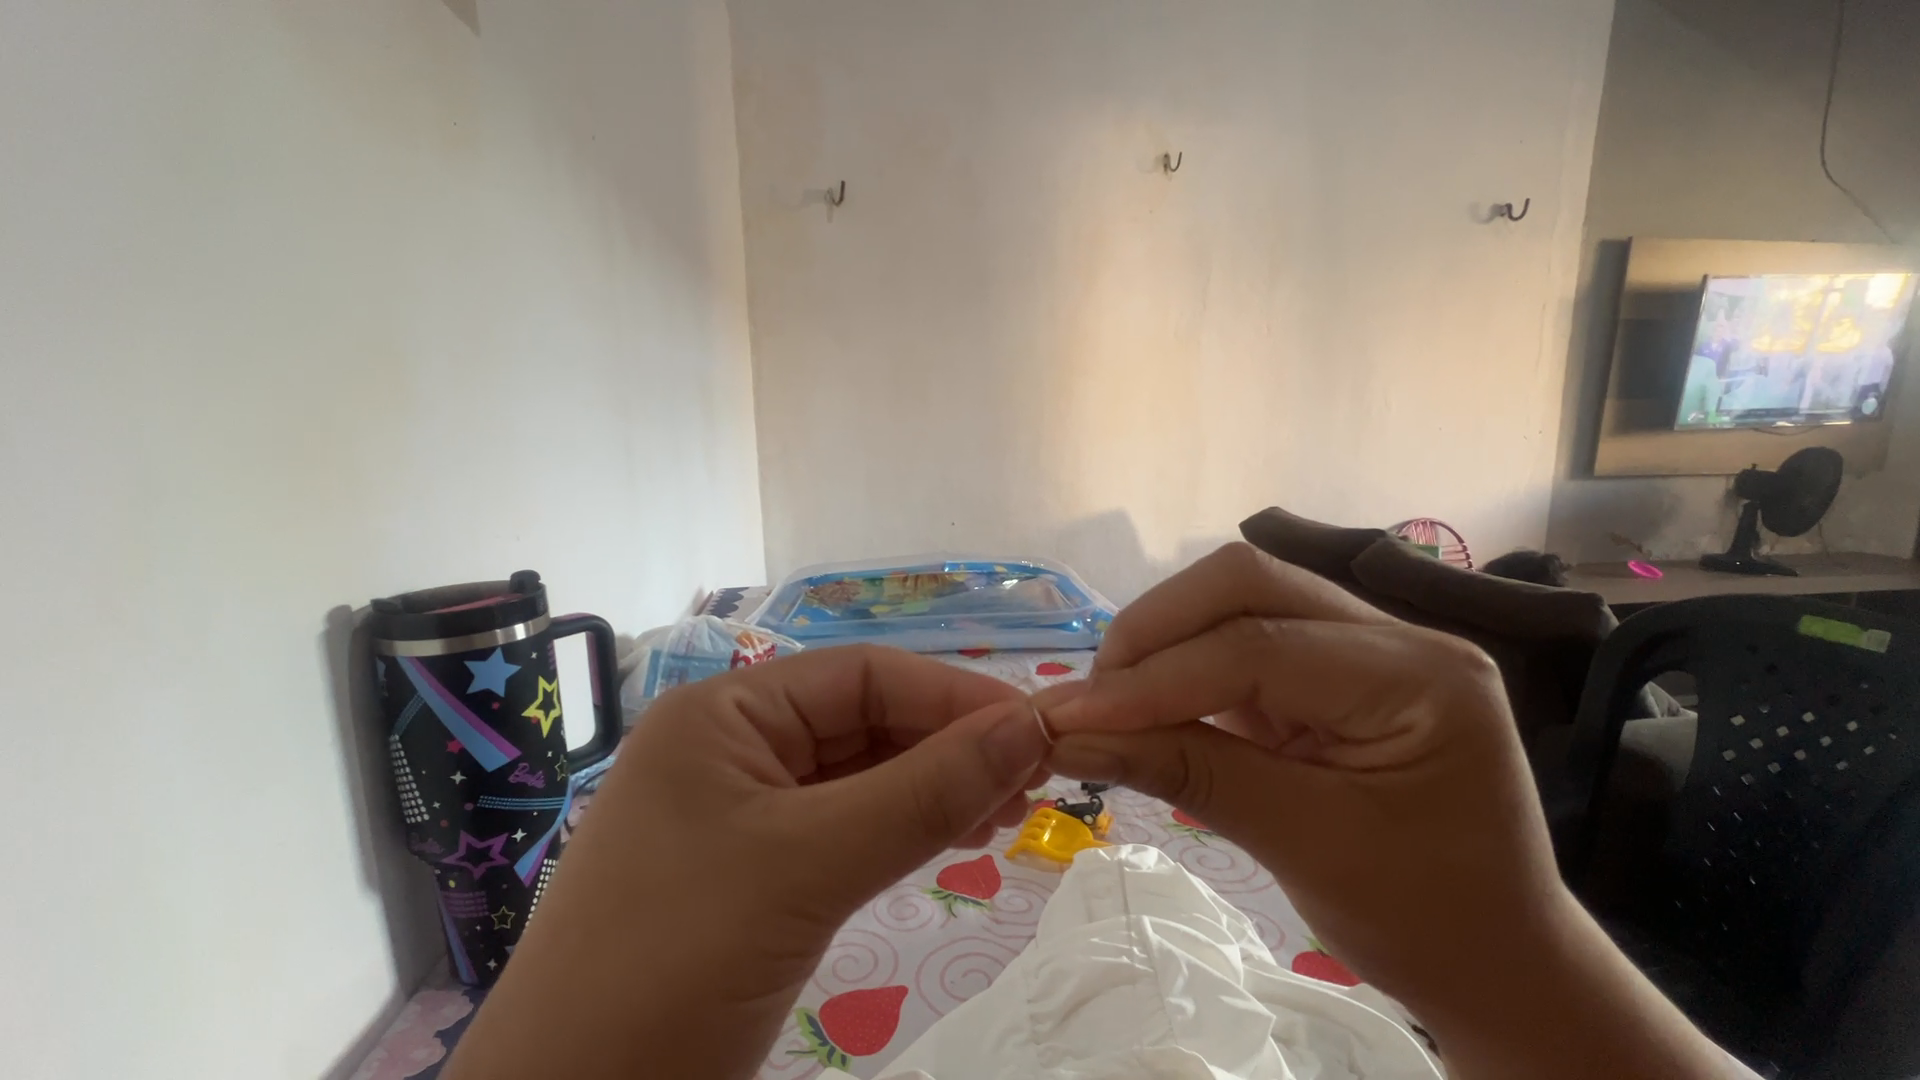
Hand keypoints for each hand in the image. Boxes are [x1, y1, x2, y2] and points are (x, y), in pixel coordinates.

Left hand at [444, 646, 1050, 1079]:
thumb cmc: (676, 962)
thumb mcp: (810, 867)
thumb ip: (924, 791)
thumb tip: (1030, 725)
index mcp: (723, 712)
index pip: (861, 674)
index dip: (953, 695)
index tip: (1036, 729)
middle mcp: (729, 745)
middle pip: (862, 720)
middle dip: (947, 744)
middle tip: (1033, 782)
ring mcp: (737, 809)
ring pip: (857, 775)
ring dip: (932, 786)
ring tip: (1005, 814)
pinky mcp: (750, 869)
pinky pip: (841, 826)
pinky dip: (900, 828)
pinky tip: (951, 839)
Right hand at [1036, 542, 1731, 1079]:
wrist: (1499, 960)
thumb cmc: (1425, 919)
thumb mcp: (1303, 847)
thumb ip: (1186, 773)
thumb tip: (1068, 737)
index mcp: (1421, 676)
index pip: (1257, 648)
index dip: (1152, 680)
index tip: (1067, 717)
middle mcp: (1397, 636)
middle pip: (1246, 582)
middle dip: (1154, 630)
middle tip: (1093, 697)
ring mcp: (1367, 645)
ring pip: (1238, 599)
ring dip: (1163, 641)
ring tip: (1110, 701)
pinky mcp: (1335, 668)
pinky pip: (1244, 639)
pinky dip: (1185, 666)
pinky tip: (1151, 704)